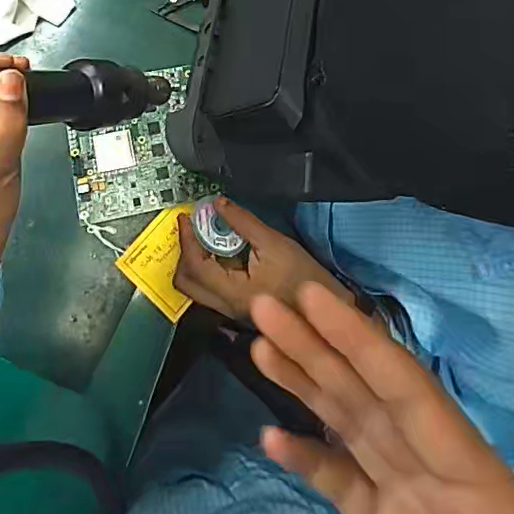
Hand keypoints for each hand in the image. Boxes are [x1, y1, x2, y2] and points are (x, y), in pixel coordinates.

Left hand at [174, 197, 354, 319]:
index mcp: (232, 292)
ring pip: (196, 288)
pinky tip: (219, 250)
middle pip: (186, 283)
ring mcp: (230, 310)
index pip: (194, 266)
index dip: (186, 238)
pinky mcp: (238, 308)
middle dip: (184, 252)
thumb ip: (243, 222)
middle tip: (193, 227)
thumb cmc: (305, 277)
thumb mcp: (274, 243)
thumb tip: (217, 203)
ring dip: (194, 260)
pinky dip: (207, 267)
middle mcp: (225, 306)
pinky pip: (210, 288)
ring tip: (205, 235)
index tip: (185, 217)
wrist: (329, 311)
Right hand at [252, 284, 513, 513]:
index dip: (358, 339)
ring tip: (261, 345)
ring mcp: (405, 492)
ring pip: (347, 421)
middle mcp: (431, 461)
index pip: (404, 387)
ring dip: (303, 381)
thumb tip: (453, 494)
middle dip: (316, 344)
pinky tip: (271, 435)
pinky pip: (339, 481)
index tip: (313, 297)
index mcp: (469, 464)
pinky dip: (304, 456)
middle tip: (265, 305)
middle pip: (365, 390)